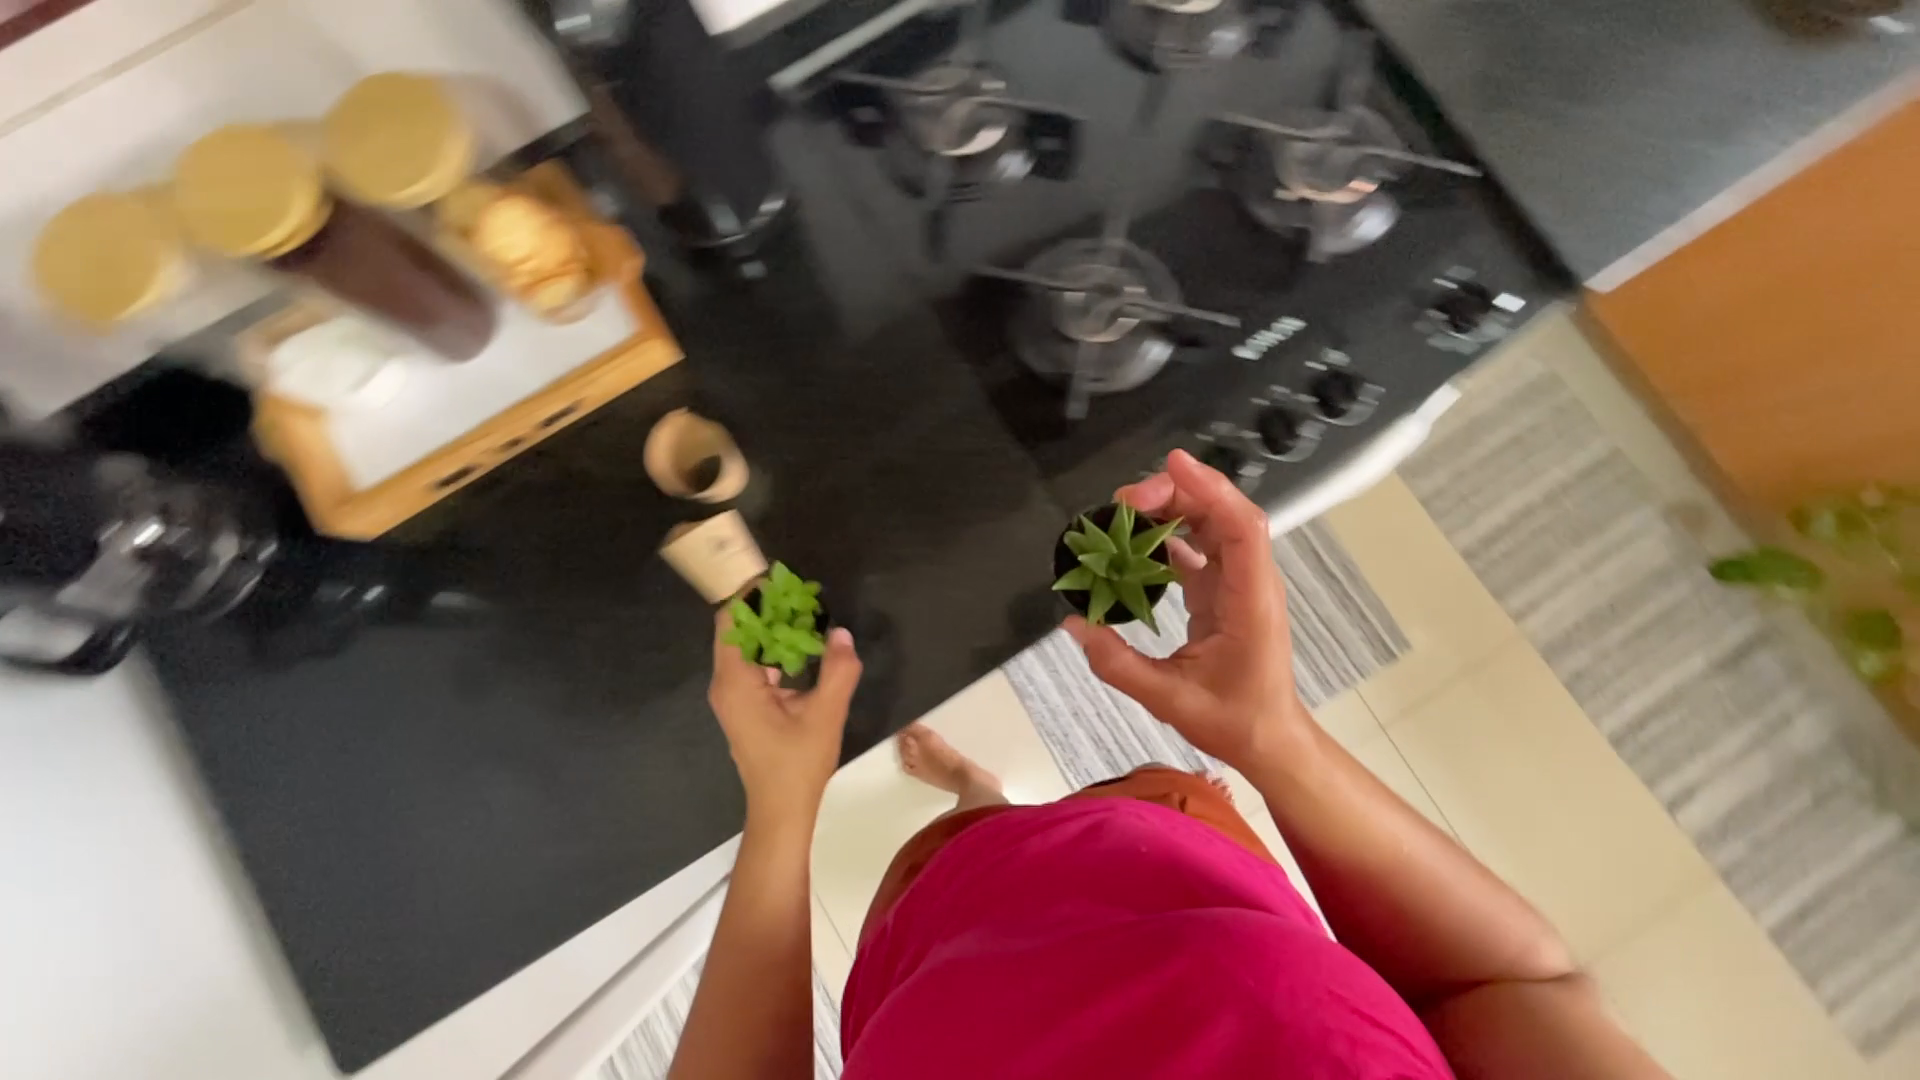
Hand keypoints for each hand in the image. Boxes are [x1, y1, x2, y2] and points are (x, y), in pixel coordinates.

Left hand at [709, 608, 861, 828]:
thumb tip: (842, 633)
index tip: (780, 577)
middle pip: (739, 630)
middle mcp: (727, 684)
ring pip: (748, 648)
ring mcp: (734, 696)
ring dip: (773, 629)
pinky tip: (804, 647)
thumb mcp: (825, 714)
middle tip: (802, 593)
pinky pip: (755, 665)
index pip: (732, 620)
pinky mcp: (746, 706)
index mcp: (736, 681)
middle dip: (768, 608)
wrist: (781, 810)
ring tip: (807, 613)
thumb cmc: (797, 764)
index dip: (751, 594)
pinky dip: (776, 650)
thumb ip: (837, 670)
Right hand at [1064, 448, 1308, 770]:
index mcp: (1248, 600)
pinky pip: (1198, 547)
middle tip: (1123, 501)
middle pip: (1220, 514)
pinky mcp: (1222, 590)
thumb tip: (1073, 623)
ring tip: (1123, 512)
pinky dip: (1168, 535)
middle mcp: (1248, 581)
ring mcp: (1237, 583)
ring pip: (1209, 525)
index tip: (1172, 465)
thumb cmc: (1233, 720)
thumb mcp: (1169, 699)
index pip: (1240, 528)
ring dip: (1170, 509)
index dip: (1210, 489)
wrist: (1269, 738)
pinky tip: (1135, 539)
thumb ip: (1118, 664)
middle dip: (1176, 494)